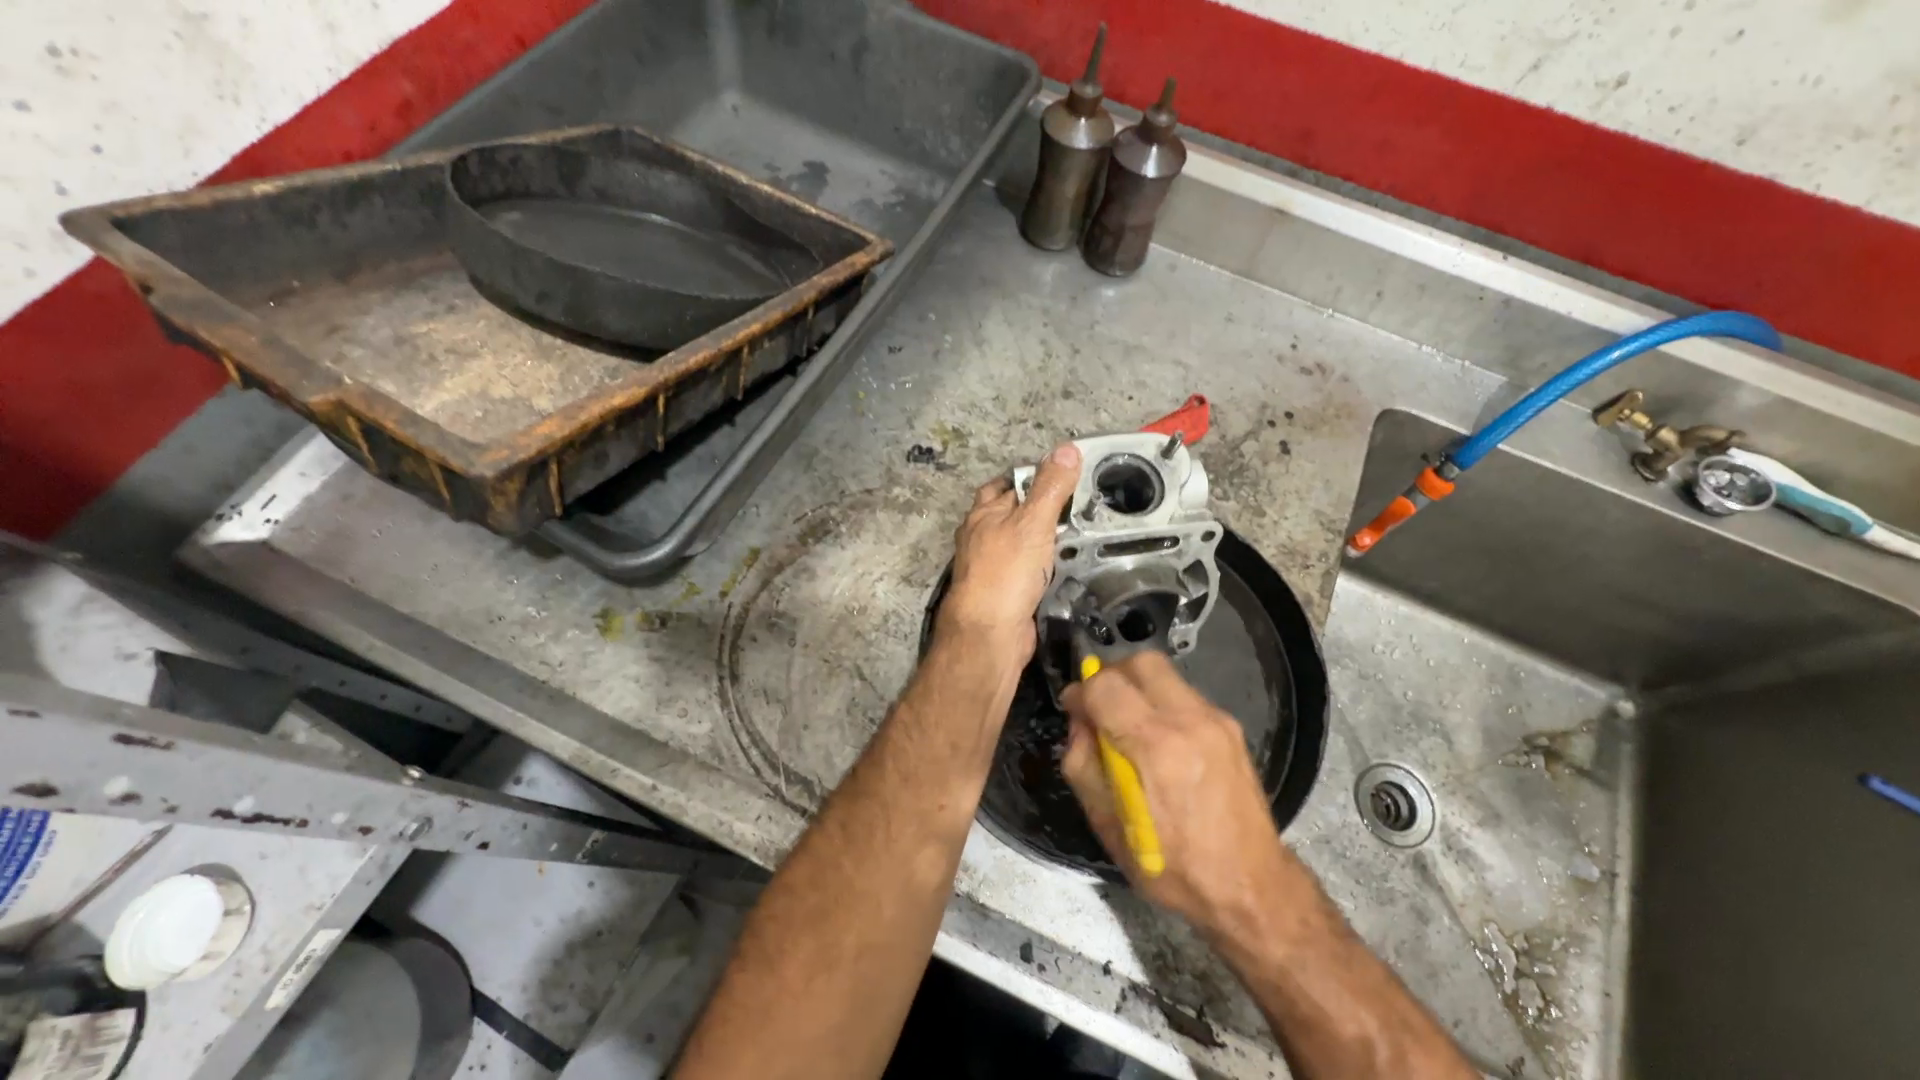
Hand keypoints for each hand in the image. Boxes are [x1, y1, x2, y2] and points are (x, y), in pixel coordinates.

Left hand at [938, 443, 1081, 662]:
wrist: (990, 633)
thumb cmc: (1006, 572)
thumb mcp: (1033, 522)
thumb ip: (1051, 488)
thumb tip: (1067, 449)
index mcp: (983, 514)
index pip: (1006, 484)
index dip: (1031, 476)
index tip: (1061, 476)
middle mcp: (981, 538)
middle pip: (1010, 514)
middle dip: (1036, 509)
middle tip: (1074, 506)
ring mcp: (989, 568)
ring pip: (1018, 544)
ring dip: (1041, 540)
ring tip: (1078, 534)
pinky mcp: (1002, 594)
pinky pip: (1025, 572)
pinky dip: (1042, 567)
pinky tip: (1062, 568)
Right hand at [1061, 652, 1290, 942]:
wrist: (1249, 884)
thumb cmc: (1171, 866)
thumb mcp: (1107, 825)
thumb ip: (1083, 764)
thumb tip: (1079, 724)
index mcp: (1154, 748)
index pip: (1104, 686)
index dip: (1080, 692)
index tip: (1073, 710)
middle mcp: (1188, 722)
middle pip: (1139, 662)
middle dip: (1110, 676)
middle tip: (1099, 706)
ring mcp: (1215, 721)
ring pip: (1165, 674)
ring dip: (1137, 688)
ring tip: (1128, 724)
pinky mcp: (1232, 728)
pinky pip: (1186, 696)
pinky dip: (1162, 703)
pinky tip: (1158, 740)